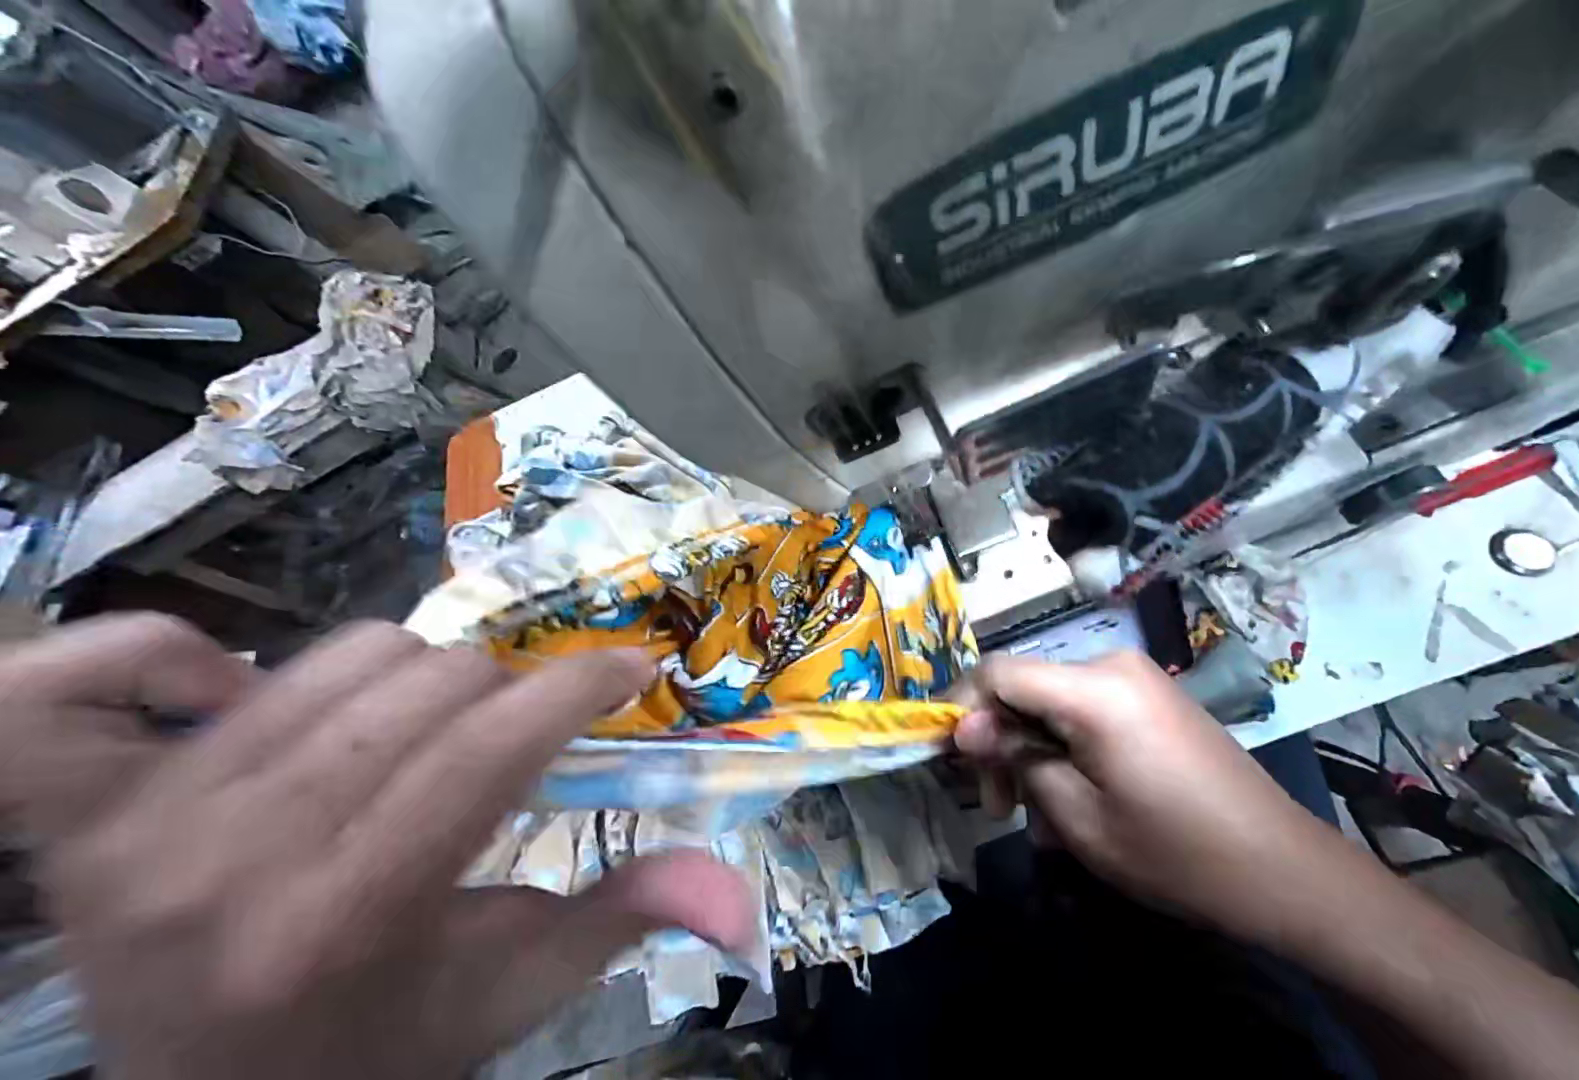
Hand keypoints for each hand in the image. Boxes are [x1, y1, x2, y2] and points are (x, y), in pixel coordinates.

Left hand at [0, 614, 752, 1079]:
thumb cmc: (396, 1034)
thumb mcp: (526, 984)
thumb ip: (634, 918)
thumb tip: (745, 902)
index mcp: (346, 920)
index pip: (487, 749)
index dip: (577, 687)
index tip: (633, 670)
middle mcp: (228, 862)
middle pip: (432, 681)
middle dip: (514, 688)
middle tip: (531, 727)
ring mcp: (146, 823)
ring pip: (358, 653)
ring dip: (435, 676)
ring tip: (446, 728)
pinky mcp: (101, 801)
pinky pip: (215, 653)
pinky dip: (316, 668)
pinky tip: (339, 720)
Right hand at [954, 650, 1319, 941]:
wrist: (1280, 867)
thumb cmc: (1174, 851)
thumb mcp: (1078, 816)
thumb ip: (1016, 758)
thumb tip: (964, 727)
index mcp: (1094, 687)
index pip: (1000, 672)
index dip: (963, 708)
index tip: (950, 761)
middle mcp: (1113, 664)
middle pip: (1026, 687)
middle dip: (1001, 742)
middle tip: (999, 808)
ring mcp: (1137, 679)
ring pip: (1053, 703)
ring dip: (1034, 753)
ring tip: (1040, 820)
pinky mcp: (1151, 698)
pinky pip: (1087, 711)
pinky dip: (1067, 748)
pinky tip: (1075, 801)